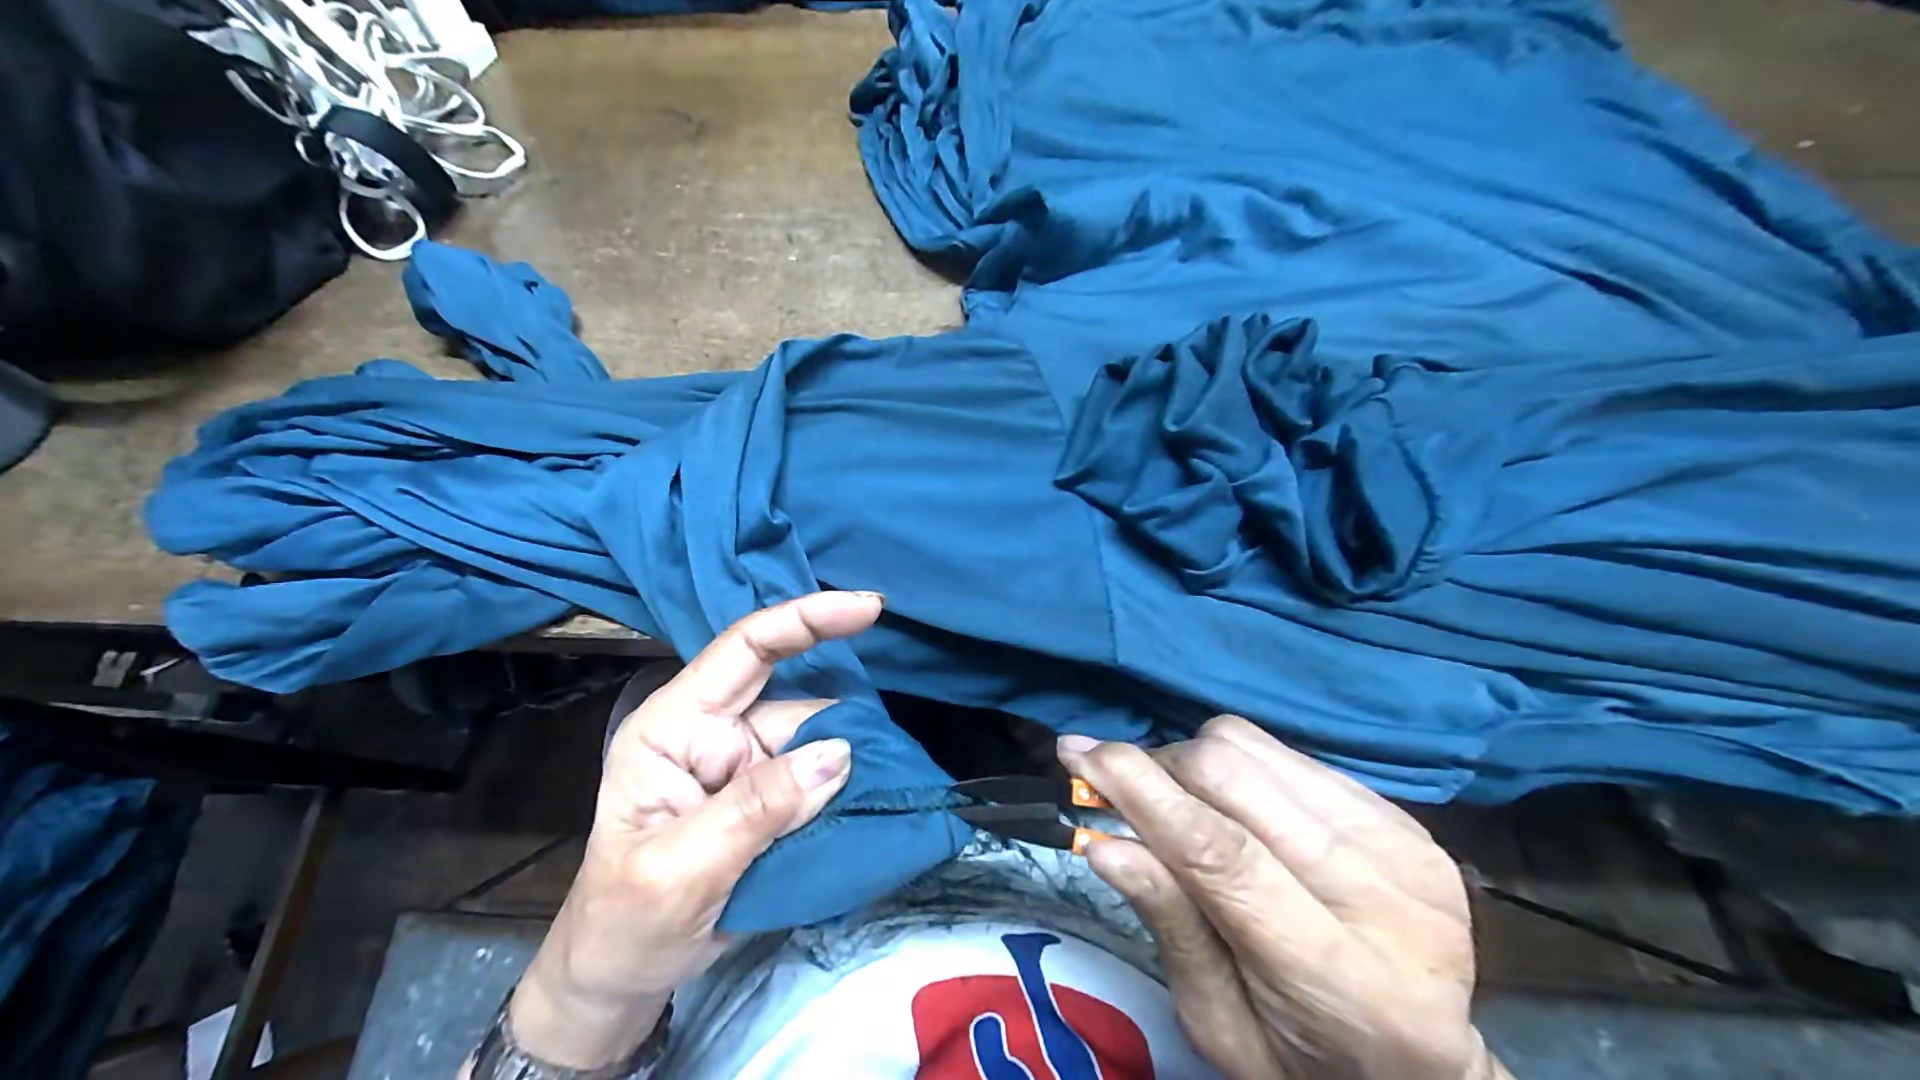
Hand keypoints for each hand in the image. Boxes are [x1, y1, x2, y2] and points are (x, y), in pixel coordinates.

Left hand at [507, 591, 882, 1069]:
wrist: (624, 977)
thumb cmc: (624, 922)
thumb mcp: (678, 871)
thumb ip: (755, 808)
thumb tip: (840, 752)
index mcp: (675, 725)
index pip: (745, 649)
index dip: (806, 619)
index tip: (868, 607)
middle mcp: (714, 730)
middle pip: (791, 686)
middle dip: (845, 691)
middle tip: (894, 727)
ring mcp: (746, 762)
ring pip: (815, 733)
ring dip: (855, 748)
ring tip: (897, 771)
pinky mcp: (770, 794)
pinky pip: (820, 774)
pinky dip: (851, 780)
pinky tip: (881, 788)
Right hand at [1058, 716, 1505, 1079]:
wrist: (1424, 1067)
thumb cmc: (1299, 1061)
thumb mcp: (1217, 1024)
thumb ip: (1170, 924)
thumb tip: (1102, 843)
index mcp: (1344, 981)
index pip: (1223, 855)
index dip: (1141, 793)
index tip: (1076, 754)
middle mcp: (1387, 898)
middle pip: (1234, 780)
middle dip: (1156, 768)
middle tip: (1118, 789)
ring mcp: (1403, 845)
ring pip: (1253, 749)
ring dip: (1189, 761)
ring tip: (1176, 801)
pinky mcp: (1402, 815)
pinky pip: (1283, 752)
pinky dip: (1233, 765)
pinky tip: (1231, 804)